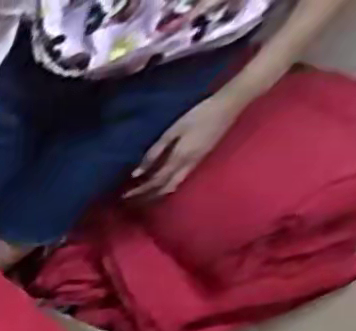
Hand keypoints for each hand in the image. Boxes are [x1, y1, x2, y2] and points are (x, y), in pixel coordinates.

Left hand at [127, 94, 241, 200]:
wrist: (231, 104)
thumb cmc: (199, 114)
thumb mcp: (173, 131)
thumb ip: (155, 152)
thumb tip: (136, 173)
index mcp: (179, 158)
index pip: (155, 182)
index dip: (139, 191)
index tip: (124, 196)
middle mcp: (188, 165)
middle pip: (164, 189)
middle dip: (146, 197)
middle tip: (130, 201)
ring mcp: (196, 163)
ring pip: (173, 186)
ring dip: (156, 194)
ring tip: (142, 196)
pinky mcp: (201, 159)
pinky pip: (181, 179)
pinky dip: (167, 186)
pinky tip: (160, 185)